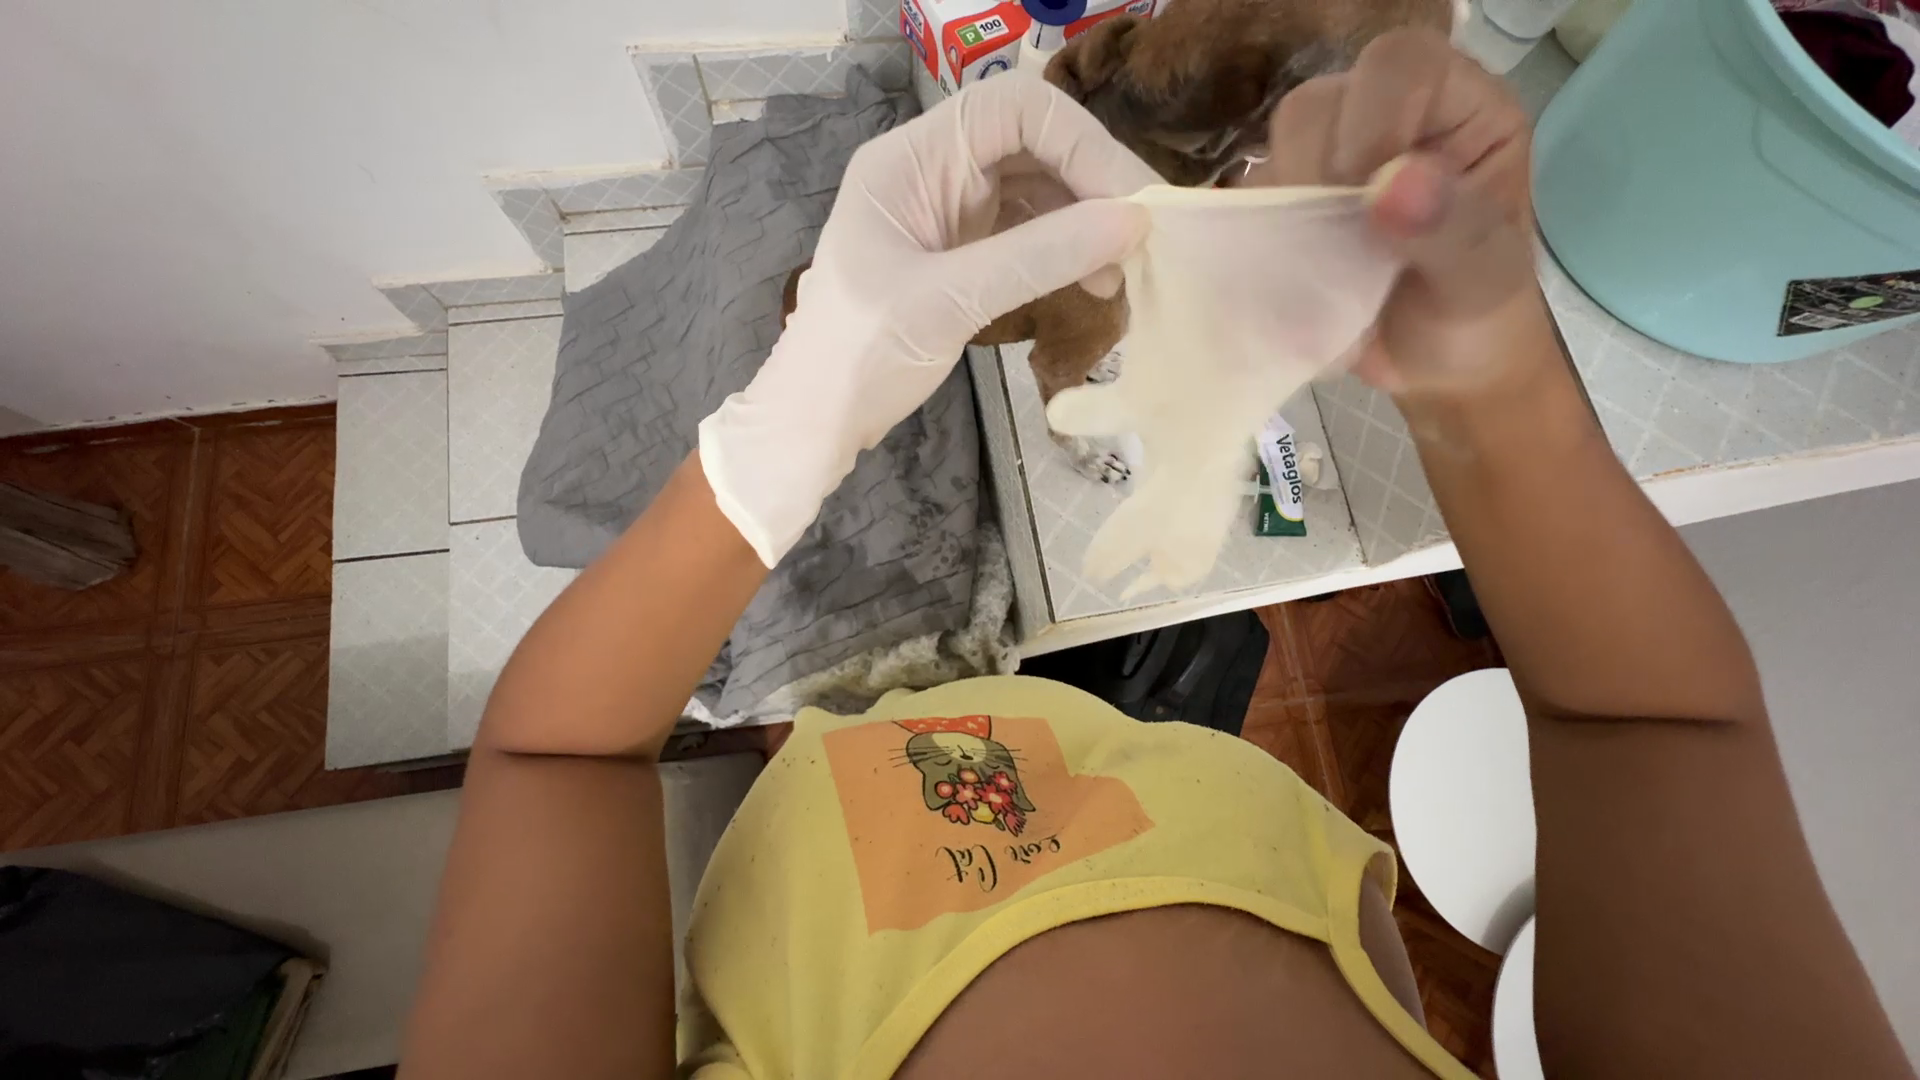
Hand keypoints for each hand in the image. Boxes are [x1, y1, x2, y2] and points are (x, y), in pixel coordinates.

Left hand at [699, 75, 1158, 566]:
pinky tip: (1096, 284)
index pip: (1012, 110)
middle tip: (1144, 238)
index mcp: (909, 162)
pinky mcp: (964, 256)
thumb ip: (1038, 257)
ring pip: (1038, 192)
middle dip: (1091, 186)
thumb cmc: (860, 358)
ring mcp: (950, 215)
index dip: (1080, 142)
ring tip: (1124, 275)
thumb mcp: (947, 302)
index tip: (1130, 200)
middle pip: (1033, 146)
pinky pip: (1029, 237)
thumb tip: (1133, 220)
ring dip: (1086, 225)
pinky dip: (1066, 255)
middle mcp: (933, 173)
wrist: (820, 419)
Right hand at [1243, 28, 1551, 398]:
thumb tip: (1391, 184)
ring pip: (1268, 161)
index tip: (1368, 197)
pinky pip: (1242, 218)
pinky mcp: (1280, 220)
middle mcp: (1382, 128)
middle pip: (1313, 108)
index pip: (1399, 66)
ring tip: (1314, 279)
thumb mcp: (1485, 281)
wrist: (1433, 373)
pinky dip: (1253, 256)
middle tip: (1334, 246)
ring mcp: (1322, 175)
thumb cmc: (1475, 317)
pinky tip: (1285, 292)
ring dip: (1279, 223)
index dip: (1371, 119)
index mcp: (1454, 114)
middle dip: (1312, 178)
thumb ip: (1454, 229)